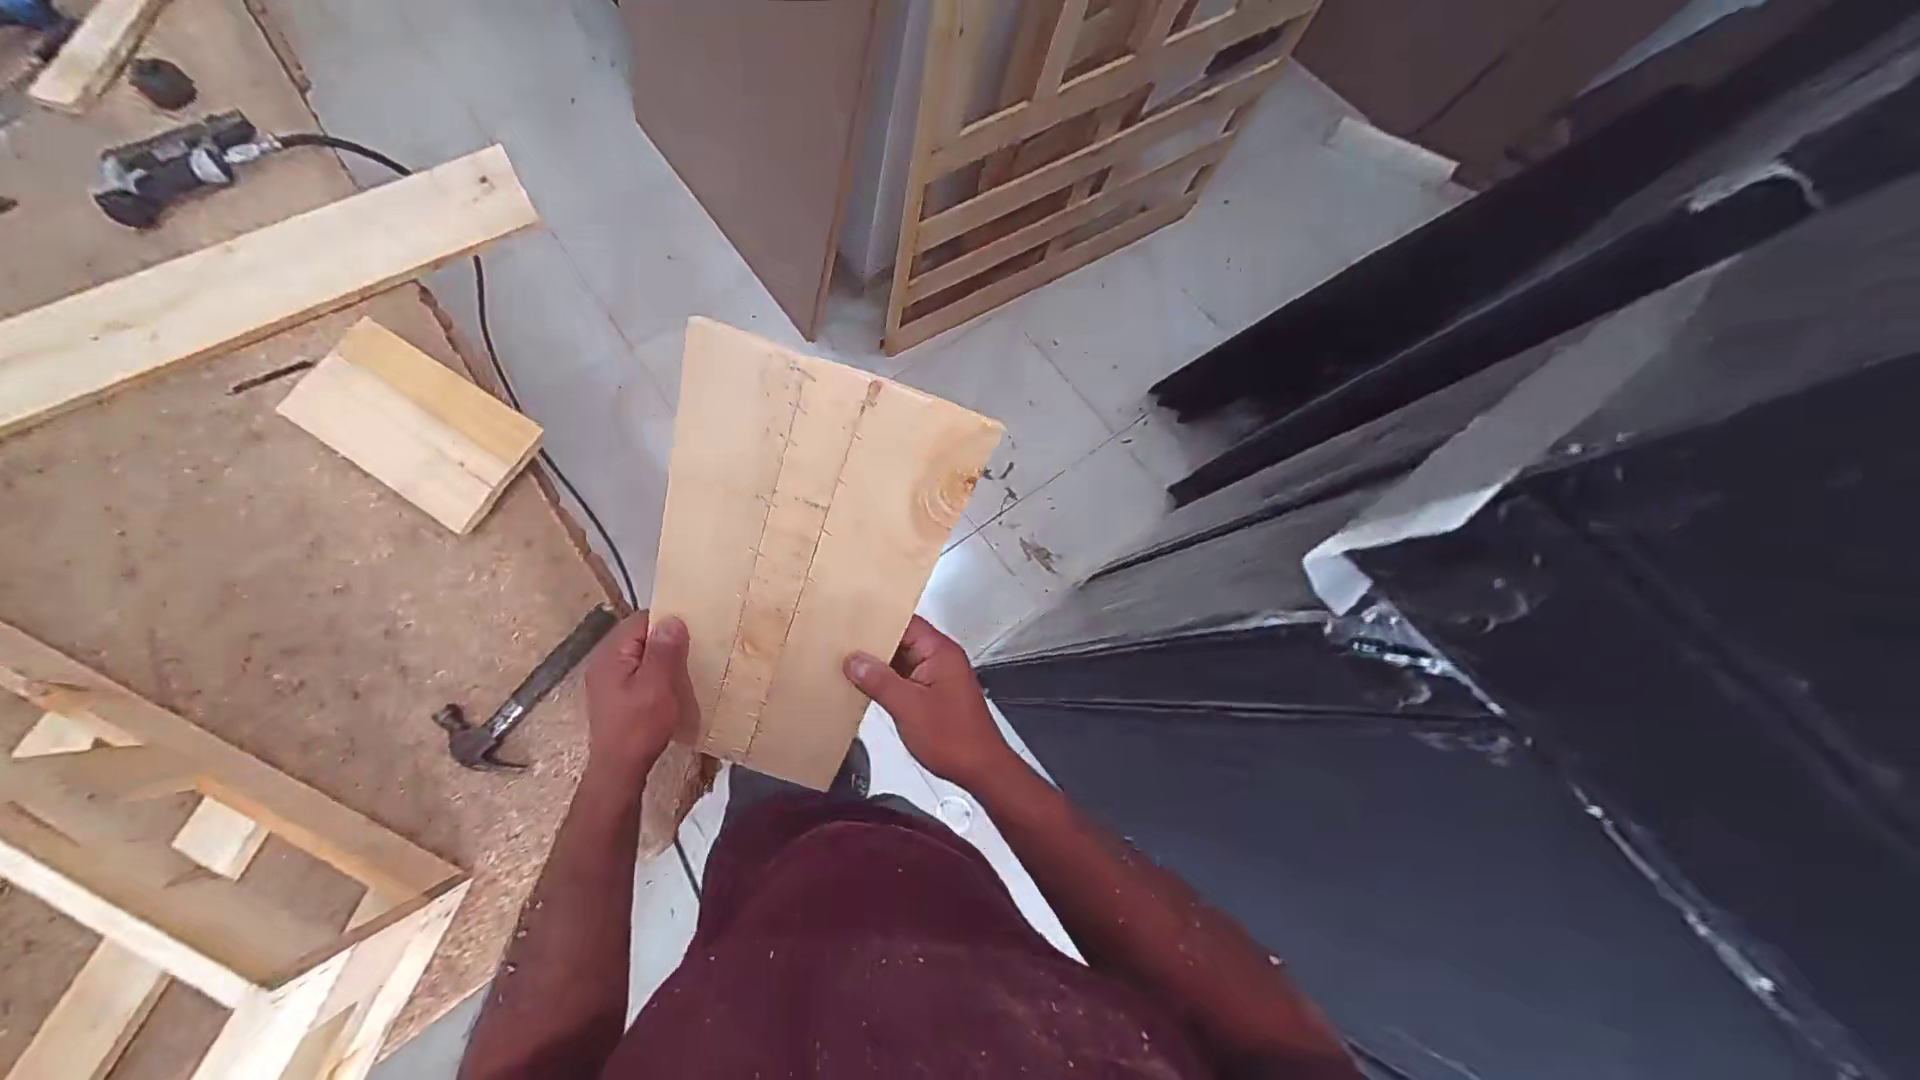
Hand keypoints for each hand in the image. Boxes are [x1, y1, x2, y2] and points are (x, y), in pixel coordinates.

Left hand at [584, 611, 696, 785]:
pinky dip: (655, 673)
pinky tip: (670, 686)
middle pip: (639, 637)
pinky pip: (638, 672)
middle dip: (666, 640)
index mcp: (610, 655)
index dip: (666, 622)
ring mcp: (607, 681)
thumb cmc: (640, 726)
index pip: (640, 621)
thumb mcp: (656, 685)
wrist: (620, 769)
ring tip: (685, 668)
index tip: (692, 632)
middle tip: (693, 650)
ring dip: (662, 658)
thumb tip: (672, 619)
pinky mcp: (615, 696)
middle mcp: (604, 663)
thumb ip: (663, 650)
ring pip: (640, 655)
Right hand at [844, 616, 1017, 788]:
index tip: (851, 619)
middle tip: (840, 642)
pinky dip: (886, 680)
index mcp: (940, 651)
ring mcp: (937, 675)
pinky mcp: (932, 692)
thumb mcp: (909, 707)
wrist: (980, 769)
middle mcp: (940, 658)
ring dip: (878, 663)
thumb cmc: (955, 738)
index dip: (879, 619)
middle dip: (873, 642)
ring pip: (901, 659)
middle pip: (902, 638)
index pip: (906, 622)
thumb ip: (879, 681)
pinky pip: (904, 677)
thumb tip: (854, 660)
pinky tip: (863, 685)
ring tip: (845, 662)